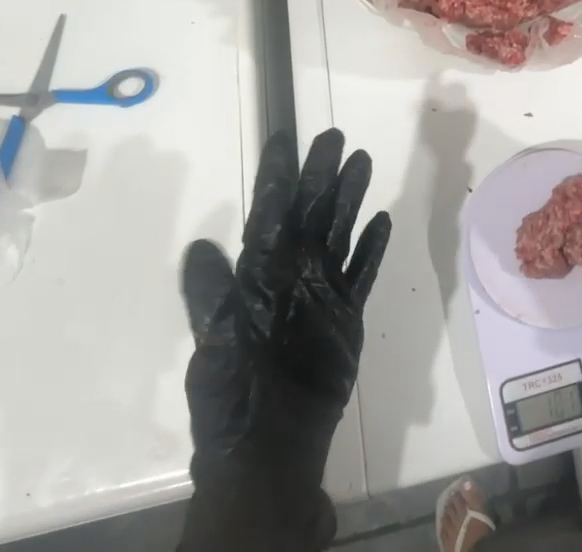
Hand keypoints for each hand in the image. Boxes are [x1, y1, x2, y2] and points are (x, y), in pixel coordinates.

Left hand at [177, 128, 391, 551]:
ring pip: (339, 231)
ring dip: (350, 197)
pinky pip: (361, 271)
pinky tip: (381, 220)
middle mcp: (292, 271)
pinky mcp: (346, 312)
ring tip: (363, 161)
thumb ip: (210, 294)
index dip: (278, 175)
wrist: (269, 445)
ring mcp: (322, 290)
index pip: (270, 212)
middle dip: (322, 173)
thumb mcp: (212, 343)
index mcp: (258, 273)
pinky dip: (371, 246)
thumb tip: (200, 244)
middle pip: (311, 211)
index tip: (284, 138)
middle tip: (334, 137)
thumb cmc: (232, 394)